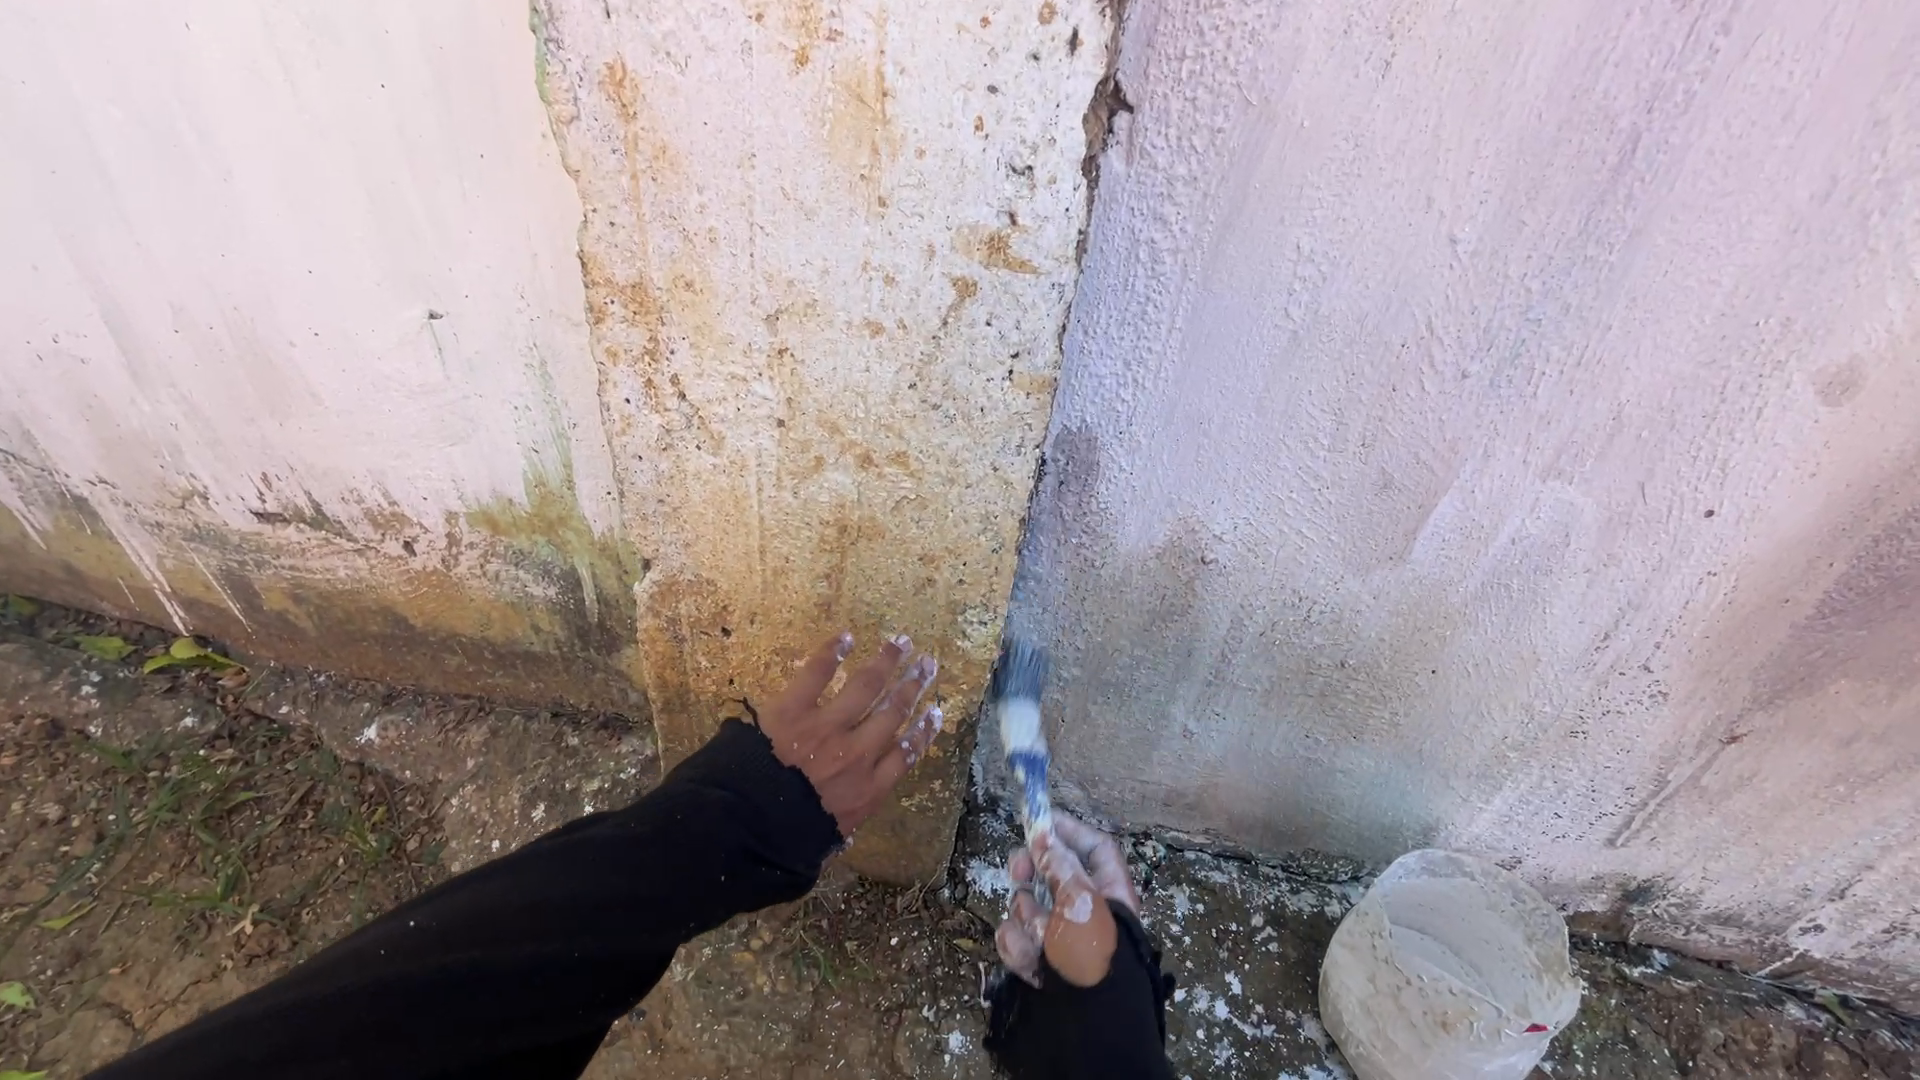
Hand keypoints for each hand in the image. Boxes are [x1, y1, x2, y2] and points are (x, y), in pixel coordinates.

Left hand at [761, 631, 942, 835]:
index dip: (925, 729)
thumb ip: (842, 829)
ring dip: (887, 662)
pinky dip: (833, 652)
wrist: (745, 829)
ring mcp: (827, 727)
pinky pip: (818, 674)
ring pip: (867, 687)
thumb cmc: (784, 842)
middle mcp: (857, 753)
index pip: (906, 753)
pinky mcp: (794, 710)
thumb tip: (843, 834)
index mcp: (867, 789)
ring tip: (902, 642)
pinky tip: (846, 637)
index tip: (937, 709)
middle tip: (929, 663)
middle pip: (894, 712)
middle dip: (914, 685)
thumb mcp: (828, 844)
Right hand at [995, 813, 1139, 986]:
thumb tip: (1041, 835)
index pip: (1095, 848)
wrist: (1091, 1029)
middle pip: (1054, 873)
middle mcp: (1087, 911)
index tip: (1038, 821)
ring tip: (1037, 937)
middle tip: (1017, 869)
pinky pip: (1018, 939)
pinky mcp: (1040, 962)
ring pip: (1029, 906)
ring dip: (1027, 917)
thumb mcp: (1082, 902)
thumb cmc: (1094, 956)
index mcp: (1111, 892)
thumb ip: (1059, 865)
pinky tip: (1029, 961)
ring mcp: (1061, 938)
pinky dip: (1018, 947)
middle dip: (1032, 870)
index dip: (1069, 830)